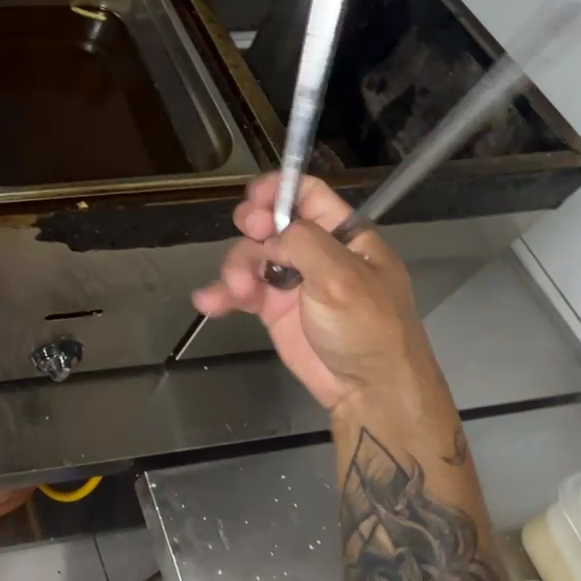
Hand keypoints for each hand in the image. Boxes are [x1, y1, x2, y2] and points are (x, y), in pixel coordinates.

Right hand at [191, 173, 429, 413]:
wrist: (368, 391)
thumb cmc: (369, 328)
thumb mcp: (344, 278)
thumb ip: (304, 243)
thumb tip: (271, 237)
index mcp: (345, 237)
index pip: (309, 195)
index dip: (279, 189)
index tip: (254, 199)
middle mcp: (316, 253)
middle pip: (271, 222)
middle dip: (253, 227)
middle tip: (250, 236)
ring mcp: (292, 281)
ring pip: (250, 256)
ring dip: (236, 269)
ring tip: (236, 292)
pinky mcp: (272, 309)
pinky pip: (240, 291)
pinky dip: (223, 294)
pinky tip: (211, 303)